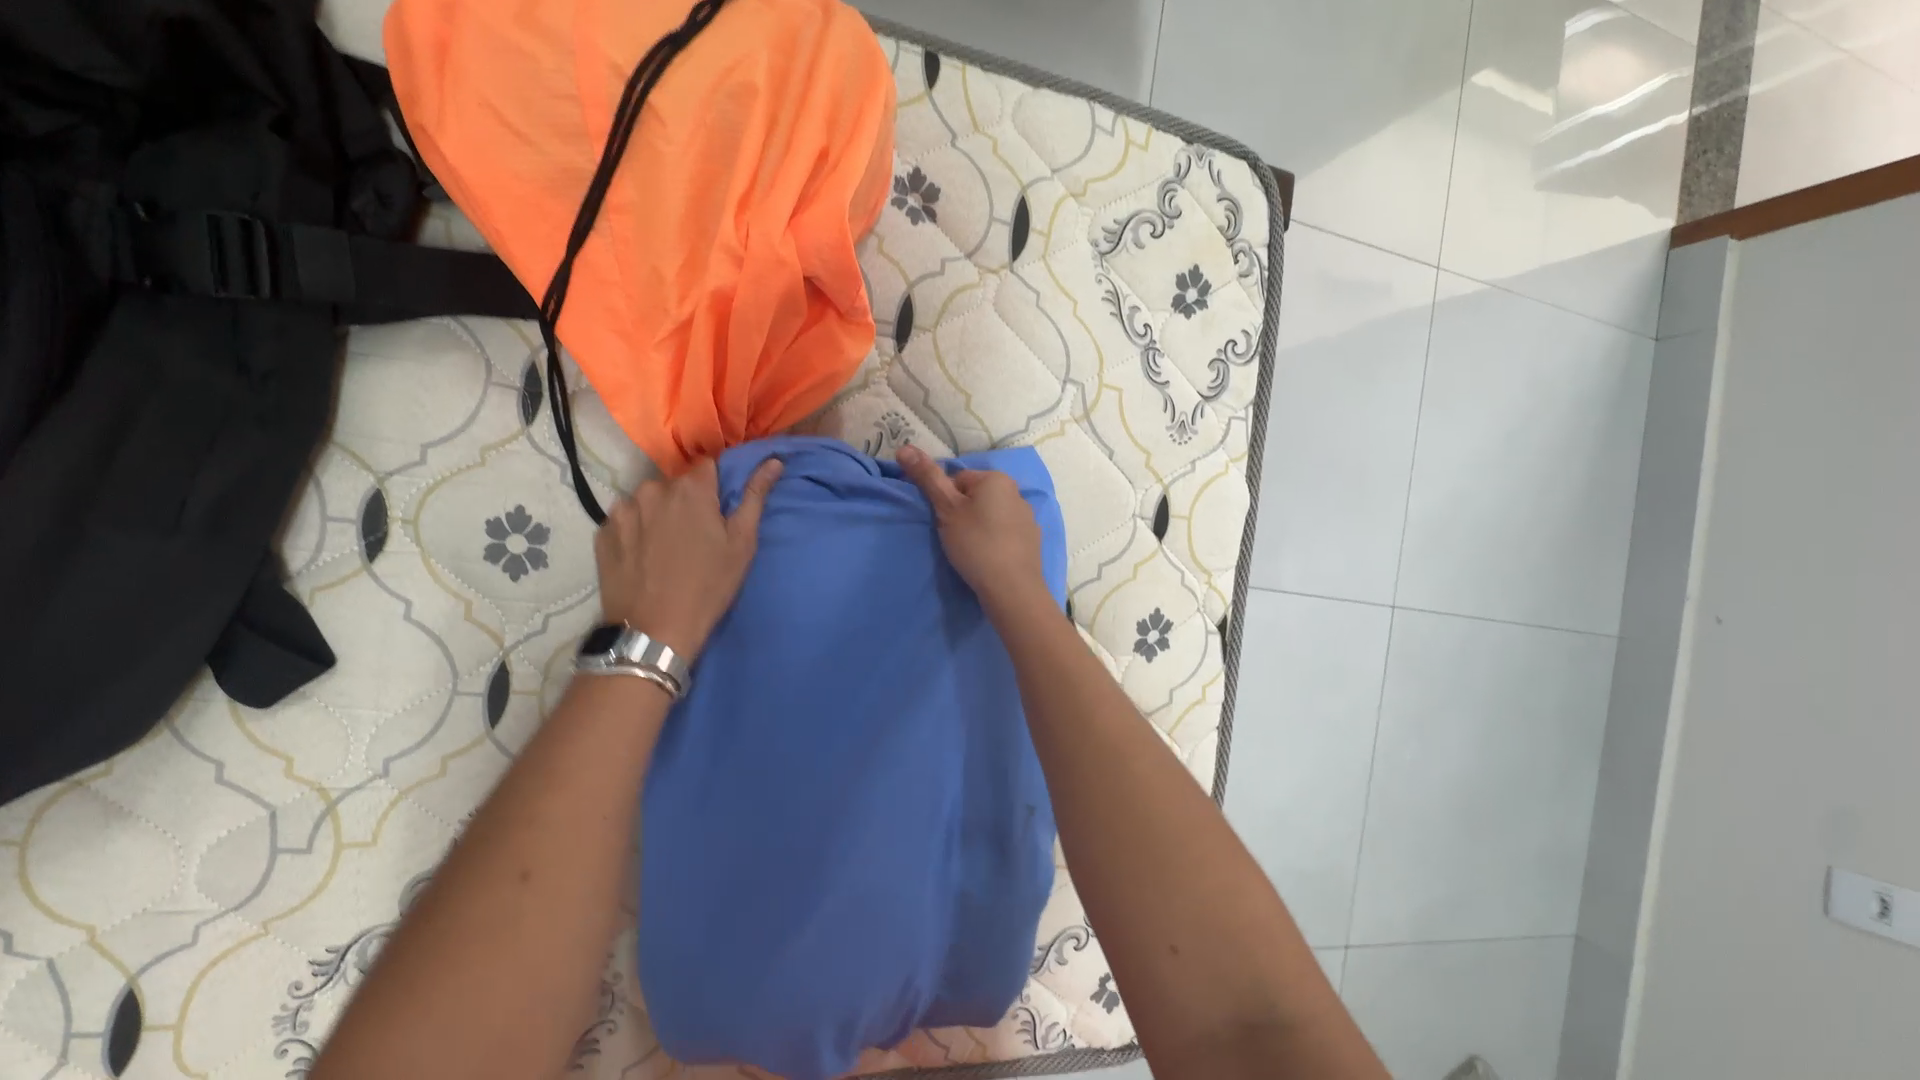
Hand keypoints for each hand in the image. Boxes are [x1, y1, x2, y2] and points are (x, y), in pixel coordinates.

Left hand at [594, 456, 782, 660]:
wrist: (654, 632)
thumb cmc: (708, 587)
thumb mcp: (741, 543)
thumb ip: (755, 496)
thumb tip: (773, 460)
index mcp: (691, 488)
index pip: (707, 466)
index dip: (715, 486)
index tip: (718, 511)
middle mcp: (653, 489)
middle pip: (675, 485)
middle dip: (686, 502)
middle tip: (694, 537)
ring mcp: (622, 510)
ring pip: (648, 501)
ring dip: (658, 515)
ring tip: (665, 549)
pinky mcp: (603, 532)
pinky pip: (625, 521)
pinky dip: (635, 532)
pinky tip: (644, 558)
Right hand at [897, 444, 1047, 613]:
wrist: (1012, 587)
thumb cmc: (976, 543)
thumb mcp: (946, 509)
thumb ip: (927, 477)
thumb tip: (904, 447)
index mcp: (996, 479)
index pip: (958, 480)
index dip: (944, 500)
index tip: (943, 522)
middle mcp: (1016, 492)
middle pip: (976, 496)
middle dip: (963, 513)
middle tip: (955, 537)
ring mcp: (1028, 517)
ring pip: (992, 515)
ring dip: (979, 527)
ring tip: (971, 550)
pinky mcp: (1032, 540)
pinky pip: (1005, 533)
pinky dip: (995, 541)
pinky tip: (989, 558)